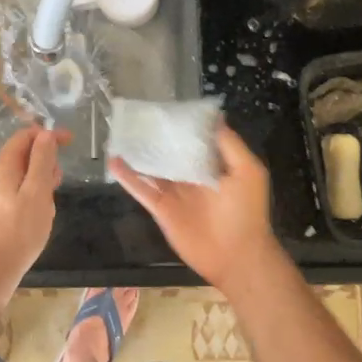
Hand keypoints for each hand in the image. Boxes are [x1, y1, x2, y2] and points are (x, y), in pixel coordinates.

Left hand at [0, 127, 69, 308]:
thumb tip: (45, 134)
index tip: (70, 142)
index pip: (25, 136)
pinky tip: (39, 211)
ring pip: (21, 172)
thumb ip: (42, 161)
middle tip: (59, 181)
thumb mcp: (38, 192)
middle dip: (45, 159)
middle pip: (22, 153)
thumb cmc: (20, 231)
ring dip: (40, 177)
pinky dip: (32, 190)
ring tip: (51, 200)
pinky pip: (16, 188)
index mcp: (3, 166)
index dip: (48, 135)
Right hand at [111, 125, 286, 295]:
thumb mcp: (247, 171)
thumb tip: (214, 117)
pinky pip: (142, 190)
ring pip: (152, 169)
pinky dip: (127, 177)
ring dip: (138, 153)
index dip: (183, 125)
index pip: (195, 140)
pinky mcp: (161, 209)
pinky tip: (114, 161)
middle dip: (157, 137)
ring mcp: (175, 193)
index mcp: (213, 166)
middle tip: (138, 116)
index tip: (168, 106)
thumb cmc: (246, 210)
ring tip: (120, 133)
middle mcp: (192, 177)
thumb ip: (229, 145)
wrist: (237, 255)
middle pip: (170, 152)